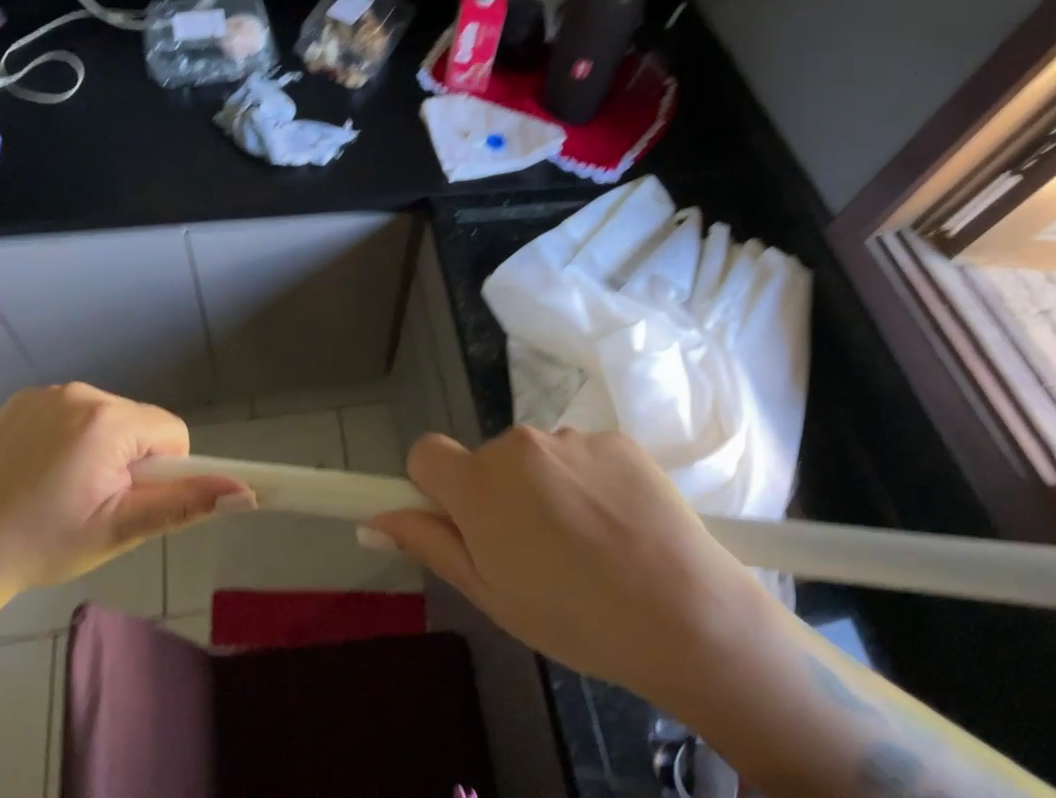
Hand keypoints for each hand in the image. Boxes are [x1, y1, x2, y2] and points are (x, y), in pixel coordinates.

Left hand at [0, 384, 249, 611]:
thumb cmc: (46, 544)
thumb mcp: (121, 529)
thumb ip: (186, 504)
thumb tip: (245, 491)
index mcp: (107, 421)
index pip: (172, 433)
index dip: (163, 472)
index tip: (127, 500)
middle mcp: (79, 393)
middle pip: (138, 422)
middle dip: (130, 459)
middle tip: (93, 502)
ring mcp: (44, 394)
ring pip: (104, 417)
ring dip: (99, 447)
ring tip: (63, 490)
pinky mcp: (18, 402)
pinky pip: (68, 412)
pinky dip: (67, 437)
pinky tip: (39, 472)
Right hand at [367, 426, 777, 699]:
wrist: (684, 613)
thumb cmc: (574, 617)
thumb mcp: (490, 593)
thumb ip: (428, 545)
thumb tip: (371, 521)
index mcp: (478, 484)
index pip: (426, 453)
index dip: (435, 488)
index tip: (461, 524)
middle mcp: (519, 445)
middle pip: (486, 460)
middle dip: (497, 496)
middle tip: (534, 553)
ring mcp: (572, 438)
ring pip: (537, 459)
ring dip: (546, 488)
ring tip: (587, 546)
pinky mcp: (618, 438)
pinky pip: (583, 454)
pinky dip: (590, 482)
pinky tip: (619, 526)